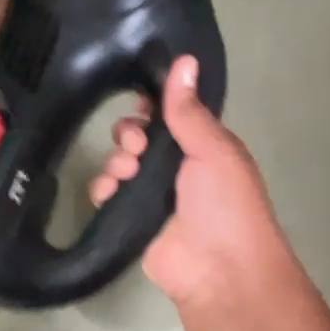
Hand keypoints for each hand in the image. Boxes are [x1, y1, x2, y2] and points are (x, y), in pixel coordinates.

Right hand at [89, 56, 290, 303]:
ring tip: (125, 173)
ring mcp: (152, 193)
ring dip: (116, 160)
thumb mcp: (213, 149)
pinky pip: (108, 193)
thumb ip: (189, 110)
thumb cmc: (226, 204)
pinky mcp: (132, 218)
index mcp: (202, 145)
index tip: (138, 101)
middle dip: (129, 134)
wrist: (220, 271)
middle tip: (135, 146)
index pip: (170, 114)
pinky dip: (103, 188)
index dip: (152, 104)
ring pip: (120, 161)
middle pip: (139, 135)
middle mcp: (176, 166)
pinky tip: (108, 192)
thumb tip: (184, 59)